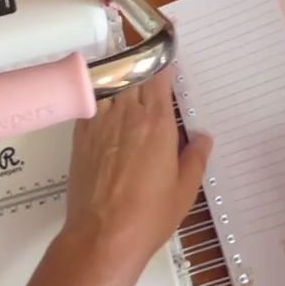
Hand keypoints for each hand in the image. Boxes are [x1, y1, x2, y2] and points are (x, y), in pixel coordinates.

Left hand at [61, 67, 212, 271]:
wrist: (103, 236)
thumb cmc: (146, 217)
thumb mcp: (184, 189)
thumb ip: (196, 157)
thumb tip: (203, 139)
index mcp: (157, 122)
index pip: (159, 75)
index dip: (163, 58)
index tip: (167, 49)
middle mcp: (127, 114)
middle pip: (133, 73)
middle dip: (141, 64)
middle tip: (148, 61)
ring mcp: (101, 122)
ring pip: (109, 84)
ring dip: (119, 77)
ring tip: (126, 77)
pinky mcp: (81, 135)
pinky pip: (90, 103)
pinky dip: (98, 96)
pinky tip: (105, 103)